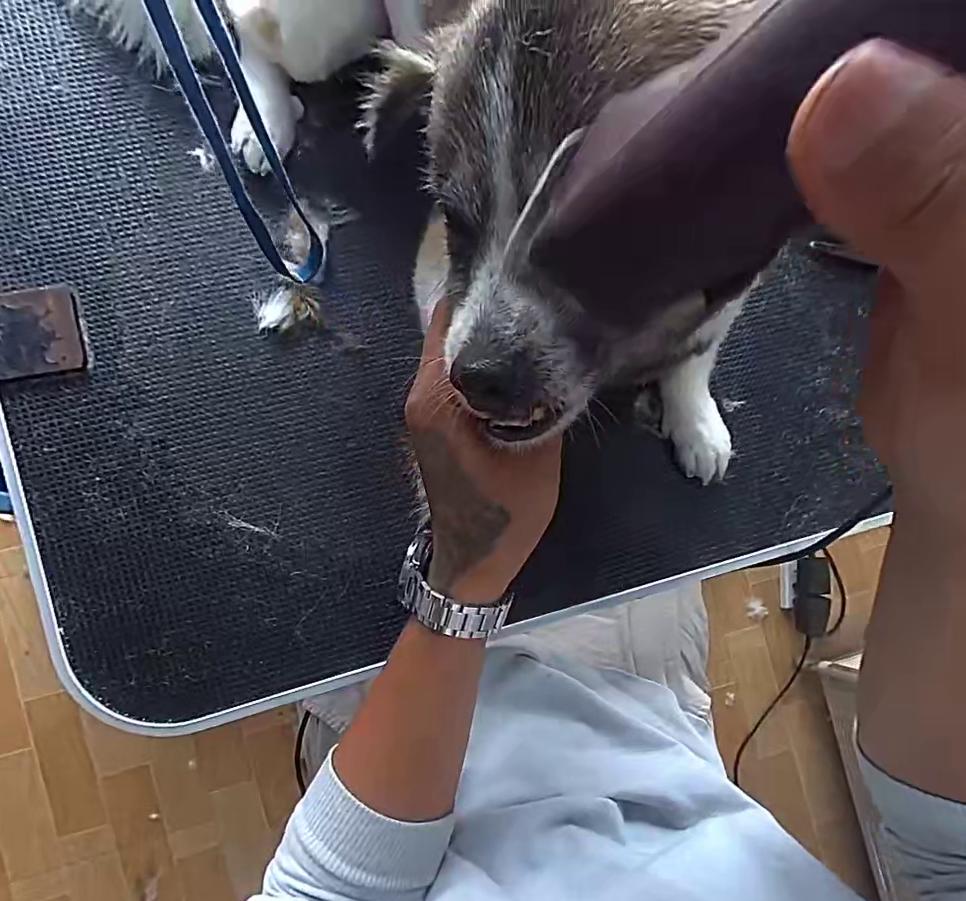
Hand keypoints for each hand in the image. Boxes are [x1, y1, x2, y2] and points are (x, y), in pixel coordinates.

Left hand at [406, 301, 562, 604]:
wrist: (474, 559)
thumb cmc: (506, 513)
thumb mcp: (535, 454)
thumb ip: (537, 399)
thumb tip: (548, 353)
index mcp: (436, 400)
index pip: (451, 318)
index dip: (486, 292)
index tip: (523, 276)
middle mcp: (417, 396)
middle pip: (446, 330)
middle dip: (487, 313)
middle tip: (533, 297)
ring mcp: (418, 410)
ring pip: (447, 352)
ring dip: (482, 339)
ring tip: (527, 326)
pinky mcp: (428, 423)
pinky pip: (448, 377)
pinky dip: (475, 365)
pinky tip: (510, 364)